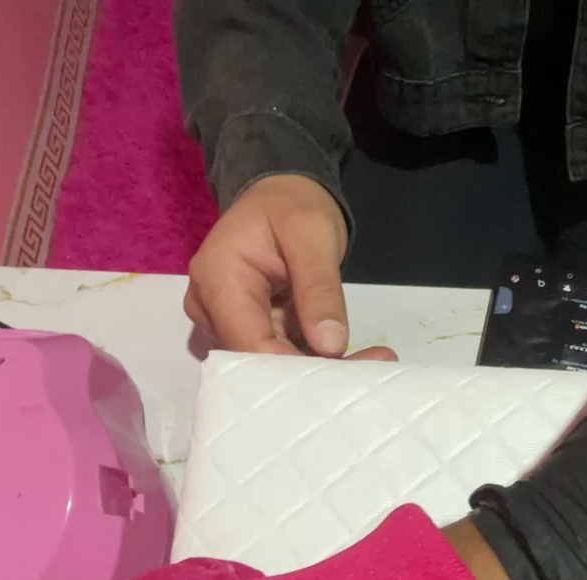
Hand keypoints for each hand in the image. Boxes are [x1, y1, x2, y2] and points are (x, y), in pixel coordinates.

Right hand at [184, 174, 397, 359]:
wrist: (281, 197)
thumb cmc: (293, 207)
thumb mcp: (313, 235)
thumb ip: (319, 288)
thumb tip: (330, 346)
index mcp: (217, 280)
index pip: (251, 345)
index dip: (296, 368)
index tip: (349, 374)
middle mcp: (211, 309)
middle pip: (259, 360)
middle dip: (315, 372)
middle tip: (376, 366)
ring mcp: (227, 323)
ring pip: (272, 364)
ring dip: (323, 368)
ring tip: (376, 360)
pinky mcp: (249, 330)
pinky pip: (281, 355)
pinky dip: (318, 359)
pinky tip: (361, 357)